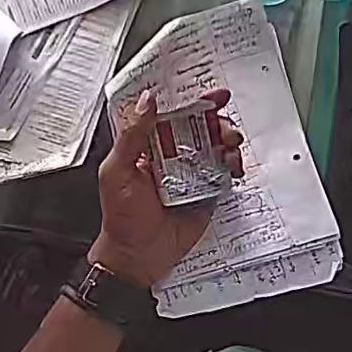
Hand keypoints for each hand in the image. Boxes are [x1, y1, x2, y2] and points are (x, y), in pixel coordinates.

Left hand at [90, 88, 244, 286]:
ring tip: (230, 145)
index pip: (175, 115)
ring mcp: (192, 174)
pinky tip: (233, 166)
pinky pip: (224, 173)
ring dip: (228, 141)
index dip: (195, 103)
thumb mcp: (117, 170)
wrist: (137, 255)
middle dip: (219, 121)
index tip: (214, 96)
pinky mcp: (206, 192)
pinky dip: (233, 165)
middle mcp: (173, 156)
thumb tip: (146, 101)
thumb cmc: (121, 216)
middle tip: (224, 126)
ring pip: (217, 147)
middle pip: (202, 128)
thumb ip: (133, 135)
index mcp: (150, 145)